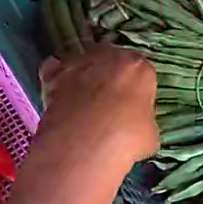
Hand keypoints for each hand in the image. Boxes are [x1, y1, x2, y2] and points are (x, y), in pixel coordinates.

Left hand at [37, 46, 158, 167]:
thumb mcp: (149, 135)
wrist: (83, 146)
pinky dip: (55, 79)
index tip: (131, 107)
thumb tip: (137, 125)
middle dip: (109, 78)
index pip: (141, 73)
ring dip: (82, 77)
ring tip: (81, 103)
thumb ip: (143, 120)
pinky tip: (58, 96)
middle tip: (106, 103)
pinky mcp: (53, 76)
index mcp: (139, 67)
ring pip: (82, 64)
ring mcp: (78, 64)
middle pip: (111, 61)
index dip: (136, 91)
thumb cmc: (126, 140)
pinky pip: (54, 71)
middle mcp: (109, 57)